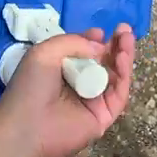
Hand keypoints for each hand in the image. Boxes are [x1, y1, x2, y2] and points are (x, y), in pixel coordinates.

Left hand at [0, 25, 134, 156]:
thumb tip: (99, 46)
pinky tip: (123, 57)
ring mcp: (92, 101)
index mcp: (60, 70)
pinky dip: (124, 74)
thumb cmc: (31, 86)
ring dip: (123, 55)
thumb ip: (73, 42)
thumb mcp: (45, 52)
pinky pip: (119, 93)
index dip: (93, 41)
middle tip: (124, 28)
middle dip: (114, 45)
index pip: (83, 53)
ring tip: (128, 37)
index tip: (101, 31)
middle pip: (102, 62)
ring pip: (114, 76)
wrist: (28, 127)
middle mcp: (78, 84)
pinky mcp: (104, 116)